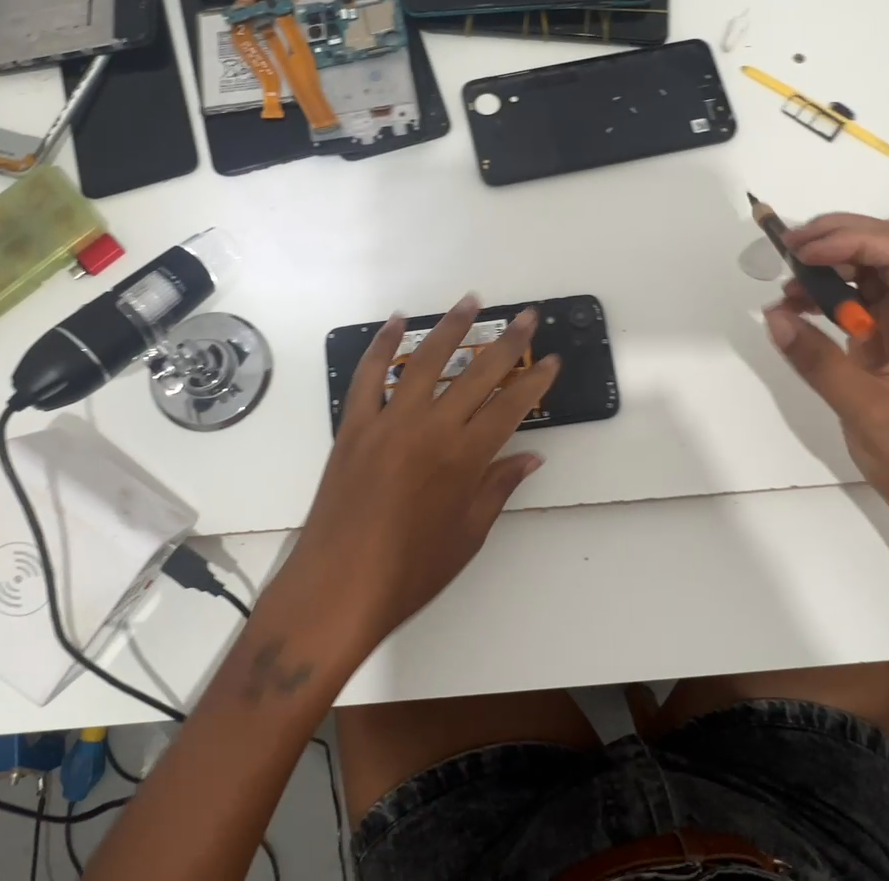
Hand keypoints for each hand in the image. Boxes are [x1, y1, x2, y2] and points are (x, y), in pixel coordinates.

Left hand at [286, 295, 559, 646]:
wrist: (337, 586)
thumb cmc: (411, 571)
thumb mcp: (468, 534)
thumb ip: (498, 488)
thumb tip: (530, 457)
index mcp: (465, 458)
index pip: (511, 406)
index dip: (535, 381)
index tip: (551, 360)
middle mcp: (430, 428)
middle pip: (477, 374)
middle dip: (508, 343)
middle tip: (528, 317)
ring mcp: (388, 422)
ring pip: (425, 361)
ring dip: (451, 327)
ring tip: (471, 301)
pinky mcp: (353, 425)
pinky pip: (369, 375)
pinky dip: (382, 345)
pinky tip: (396, 322)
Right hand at [762, 214, 888, 526]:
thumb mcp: (863, 407)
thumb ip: (818, 360)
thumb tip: (775, 317)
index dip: (855, 240)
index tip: (808, 251)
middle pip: (888, 254)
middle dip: (840, 240)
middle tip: (791, 245)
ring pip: (869, 275)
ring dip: (829, 268)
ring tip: (787, 275)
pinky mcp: (884, 346)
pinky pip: (855, 306)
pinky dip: (824, 299)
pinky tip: (794, 308)